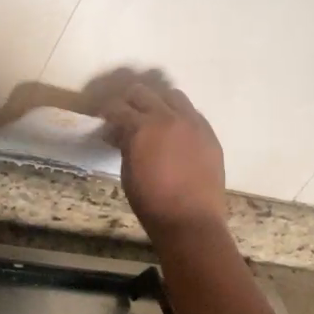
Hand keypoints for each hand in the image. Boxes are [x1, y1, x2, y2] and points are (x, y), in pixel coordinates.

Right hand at [99, 83, 227, 238]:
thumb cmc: (151, 202)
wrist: (191, 220)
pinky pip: (192, 113)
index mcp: (142, 127)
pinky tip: (175, 132)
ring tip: (153, 117)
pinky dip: (179, 116)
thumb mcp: (127, 172)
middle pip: (143, 92)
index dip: (107, 111)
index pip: (118, 107)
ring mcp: (192, 122)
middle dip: (129, 101)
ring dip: (158, 102)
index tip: (104, 118)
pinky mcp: (209, 133)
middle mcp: (167, 117)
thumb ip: (124, 145)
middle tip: (124, 114)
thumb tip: (117, 132)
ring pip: (172, 96)